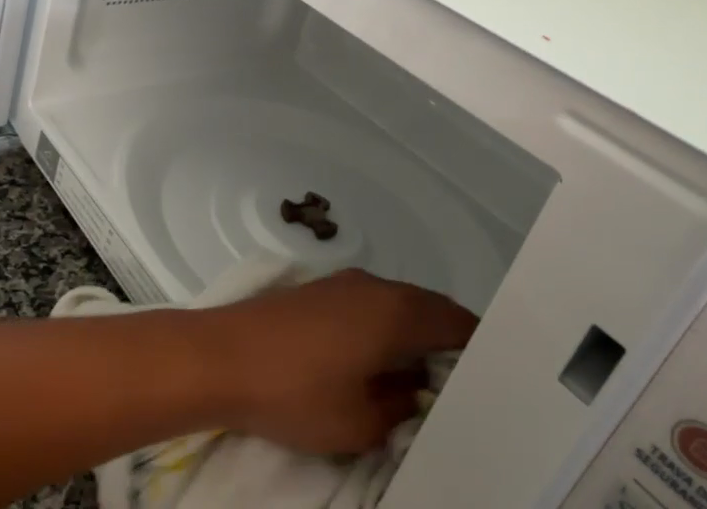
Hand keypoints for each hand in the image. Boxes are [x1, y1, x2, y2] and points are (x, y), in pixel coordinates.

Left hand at [193, 269, 478, 455]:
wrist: (217, 358)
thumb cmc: (295, 392)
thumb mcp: (363, 421)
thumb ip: (404, 405)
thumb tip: (418, 389)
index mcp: (396, 311)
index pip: (458, 322)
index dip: (480, 349)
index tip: (489, 380)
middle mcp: (374, 286)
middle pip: (428, 310)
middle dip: (445, 346)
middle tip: (454, 389)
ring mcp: (339, 284)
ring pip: (394, 306)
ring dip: (409, 337)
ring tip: (413, 382)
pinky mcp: (313, 292)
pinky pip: (365, 307)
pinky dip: (380, 331)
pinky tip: (370, 364)